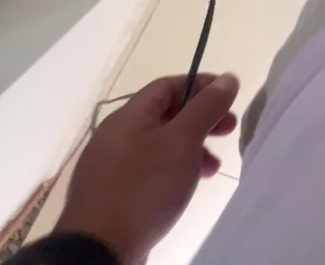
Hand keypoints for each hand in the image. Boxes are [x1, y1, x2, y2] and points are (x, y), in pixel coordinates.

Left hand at [55, 73, 239, 263]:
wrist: (96, 255)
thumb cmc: (143, 188)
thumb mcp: (184, 140)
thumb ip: (207, 106)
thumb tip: (228, 78)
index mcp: (127, 118)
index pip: (168, 85)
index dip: (201, 85)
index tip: (228, 98)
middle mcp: (115, 139)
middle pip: (167, 115)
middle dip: (202, 119)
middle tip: (229, 129)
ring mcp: (110, 171)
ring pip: (161, 145)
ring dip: (193, 148)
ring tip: (213, 167)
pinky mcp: (112, 198)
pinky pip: (150, 172)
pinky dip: (174, 171)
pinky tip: (188, 187)